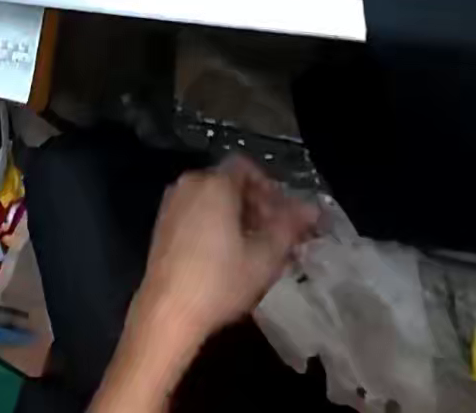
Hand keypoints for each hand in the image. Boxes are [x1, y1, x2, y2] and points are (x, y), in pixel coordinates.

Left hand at [92, 158, 319, 412]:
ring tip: (255, 248)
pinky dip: (214, 220)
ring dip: (237, 214)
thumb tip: (311, 209)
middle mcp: (190, 182)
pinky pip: (195, 208)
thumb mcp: (264, 257)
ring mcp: (173, 200)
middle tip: (275, 236)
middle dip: (256, 203)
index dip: (268, 186)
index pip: (246, 166)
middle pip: (229, 181)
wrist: (168, 309)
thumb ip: (289, 227)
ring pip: (212, 196)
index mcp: (214, 183)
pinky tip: (226, 253)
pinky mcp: (163, 220)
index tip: (282, 214)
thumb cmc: (220, 281)